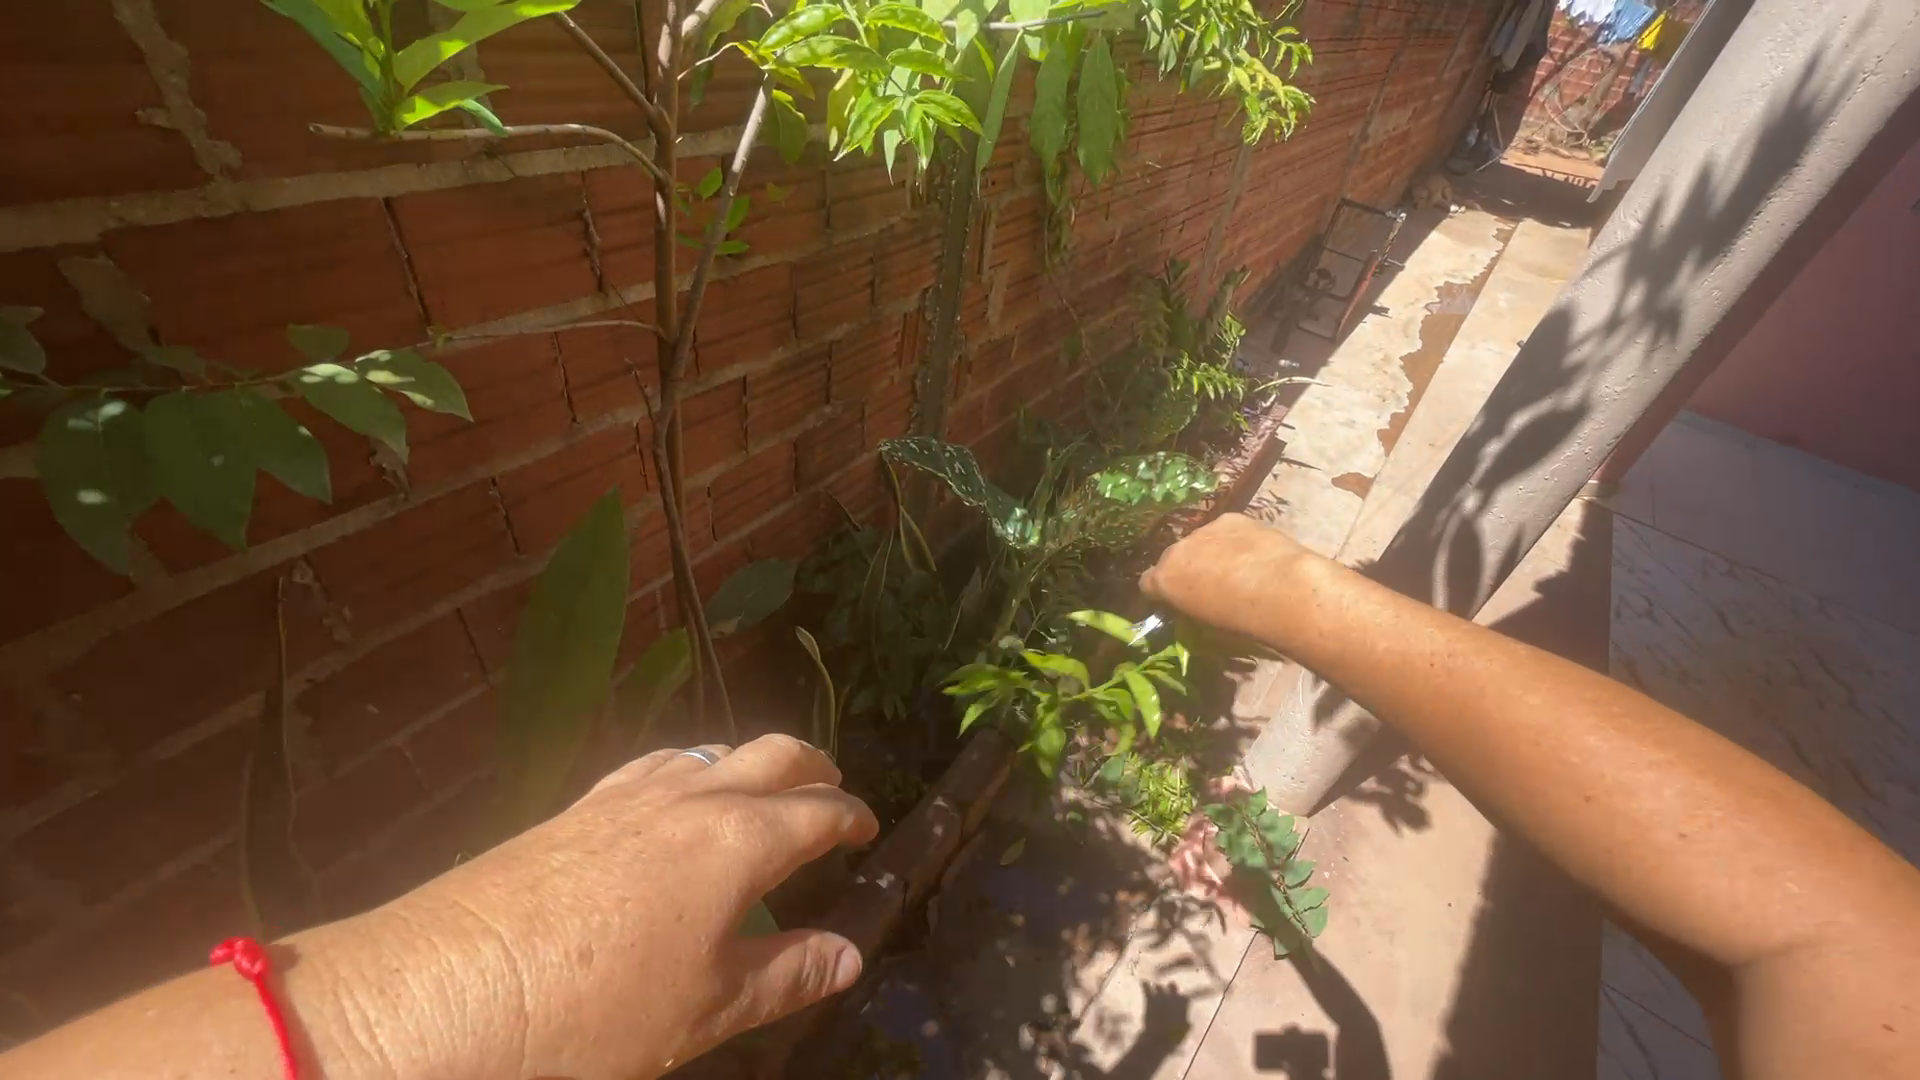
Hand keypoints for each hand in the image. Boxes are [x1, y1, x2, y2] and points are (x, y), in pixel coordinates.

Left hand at [332, 734, 878, 1079]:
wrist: (443, 994)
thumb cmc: (596, 1012)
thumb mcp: (705, 1009)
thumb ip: (787, 974)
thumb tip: (852, 955)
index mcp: (740, 840)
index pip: (819, 811)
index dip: (852, 817)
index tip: (867, 829)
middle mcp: (698, 795)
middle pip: (777, 753)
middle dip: (815, 767)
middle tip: (832, 791)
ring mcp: (638, 791)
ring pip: (718, 749)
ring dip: (756, 763)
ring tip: (763, 794)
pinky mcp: (587, 801)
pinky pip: (663, 763)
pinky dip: (697, 769)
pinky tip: (680, 798)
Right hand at [1137, 512, 1323, 645]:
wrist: (1281, 590)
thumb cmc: (1240, 621)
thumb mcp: (1204, 624)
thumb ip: (1190, 607)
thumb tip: (1196, 604)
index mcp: (1163, 580)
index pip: (1147, 583)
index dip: (1162, 591)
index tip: (1177, 599)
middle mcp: (1176, 551)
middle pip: (1173, 558)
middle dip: (1187, 569)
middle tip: (1212, 586)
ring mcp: (1203, 531)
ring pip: (1200, 542)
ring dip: (1211, 553)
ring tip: (1240, 570)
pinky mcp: (1230, 518)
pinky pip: (1225, 530)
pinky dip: (1235, 540)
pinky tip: (1255, 554)